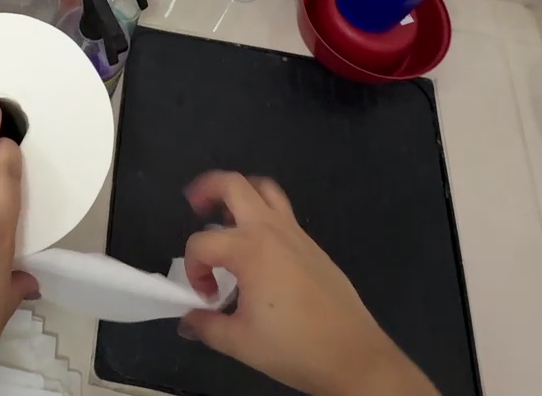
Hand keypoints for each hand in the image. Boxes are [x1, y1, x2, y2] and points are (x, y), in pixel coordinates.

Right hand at [180, 172, 436, 395]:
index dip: (194, 270)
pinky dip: (262, 213)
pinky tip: (259, 247)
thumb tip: (186, 322)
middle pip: (233, 184)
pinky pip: (281, 210)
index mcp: (248, 249)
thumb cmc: (296, 348)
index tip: (206, 299)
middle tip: (194, 206)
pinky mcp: (311, 243)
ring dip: (240, 192)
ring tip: (227, 213)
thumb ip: (207, 327)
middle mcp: (269, 229)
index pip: (202, 244)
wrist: (356, 358)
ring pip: (263, 188)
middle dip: (207, 188)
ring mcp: (294, 232)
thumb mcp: (242, 343)